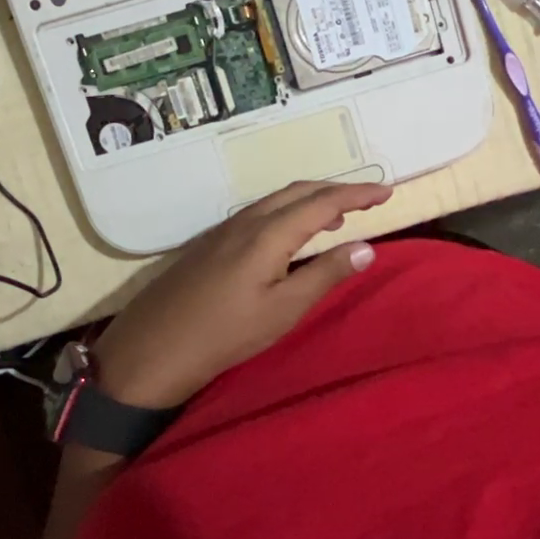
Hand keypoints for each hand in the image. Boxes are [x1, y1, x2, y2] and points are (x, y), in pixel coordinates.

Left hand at [84, 181, 392, 409]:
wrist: (152, 349)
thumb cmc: (225, 334)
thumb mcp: (284, 310)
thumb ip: (325, 275)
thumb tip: (367, 247)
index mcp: (268, 233)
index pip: (323, 202)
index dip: (358, 194)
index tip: (387, 191)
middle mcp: (246, 221)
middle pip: (298, 191)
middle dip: (336, 189)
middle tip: (367, 200)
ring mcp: (223, 230)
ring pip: (276, 200)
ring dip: (310, 200)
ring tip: (336, 217)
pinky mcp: (209, 244)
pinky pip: (259, 213)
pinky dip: (287, 212)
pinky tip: (288, 236)